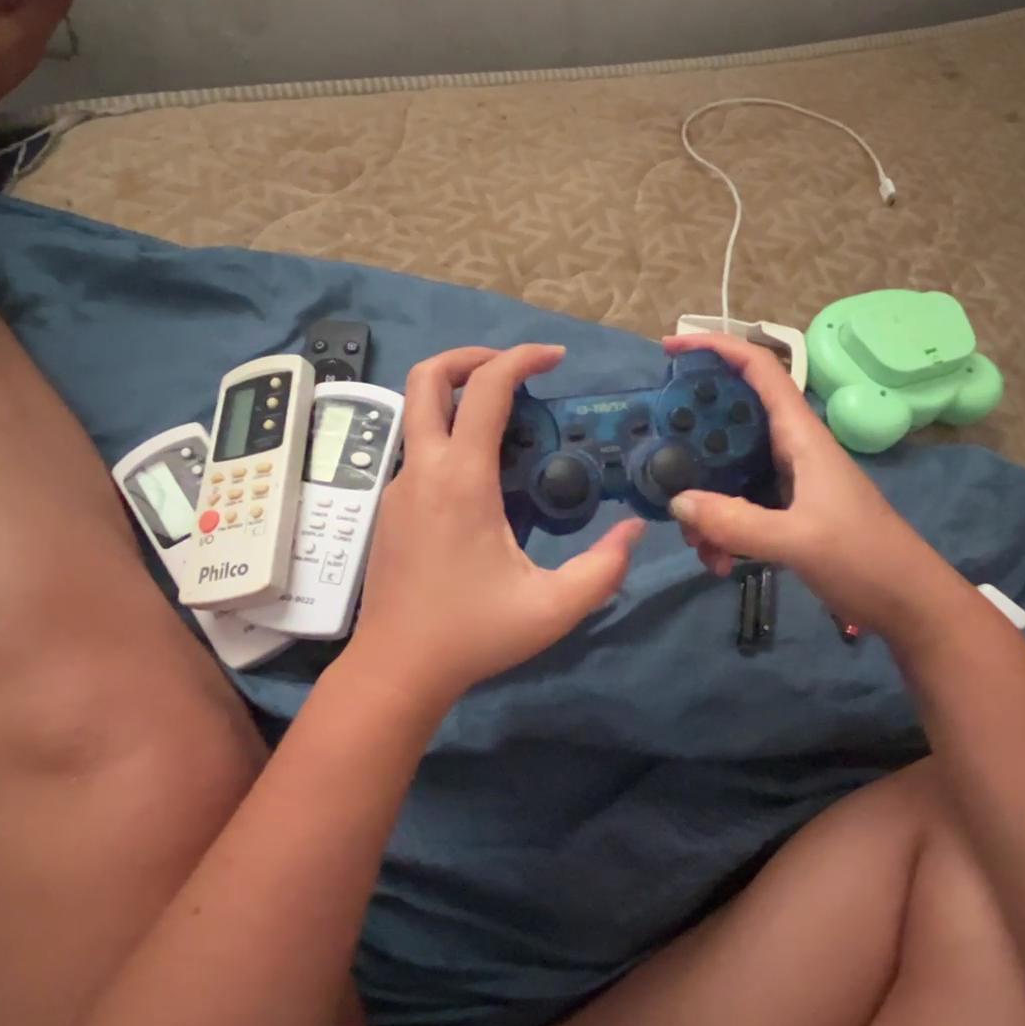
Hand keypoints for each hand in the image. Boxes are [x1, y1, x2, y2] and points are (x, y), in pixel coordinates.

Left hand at [342, 345, 645, 701]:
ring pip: (419, 415)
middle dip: (471, 356)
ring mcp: (398, 489)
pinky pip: (421, 452)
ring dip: (460, 400)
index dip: (522, 359)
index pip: (486, 389)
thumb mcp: (553, 608)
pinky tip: (487, 479)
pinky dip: (451, 439)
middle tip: (515, 370)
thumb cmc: (472, 635)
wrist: (397, 668)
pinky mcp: (390, 509)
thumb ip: (603, 568)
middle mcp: (422, 471)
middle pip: (426, 379)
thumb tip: (634, 531)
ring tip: (512, 426)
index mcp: (460, 480)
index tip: (555, 358)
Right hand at [662, 334, 954, 630]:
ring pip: (727, 472)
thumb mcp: (797, 540)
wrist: (907, 602)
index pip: (758, 370)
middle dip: (691, 442)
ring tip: (696, 543)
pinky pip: (737, 508)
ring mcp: (787, 483)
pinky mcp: (785, 514)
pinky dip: (720, 531)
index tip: (670, 346)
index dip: (716, 347)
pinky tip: (717, 564)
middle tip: (656, 459)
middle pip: (729, 422)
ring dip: (703, 504)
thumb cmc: (864, 557)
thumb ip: (736, 523)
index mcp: (801, 436)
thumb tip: (678, 501)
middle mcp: (790, 450)